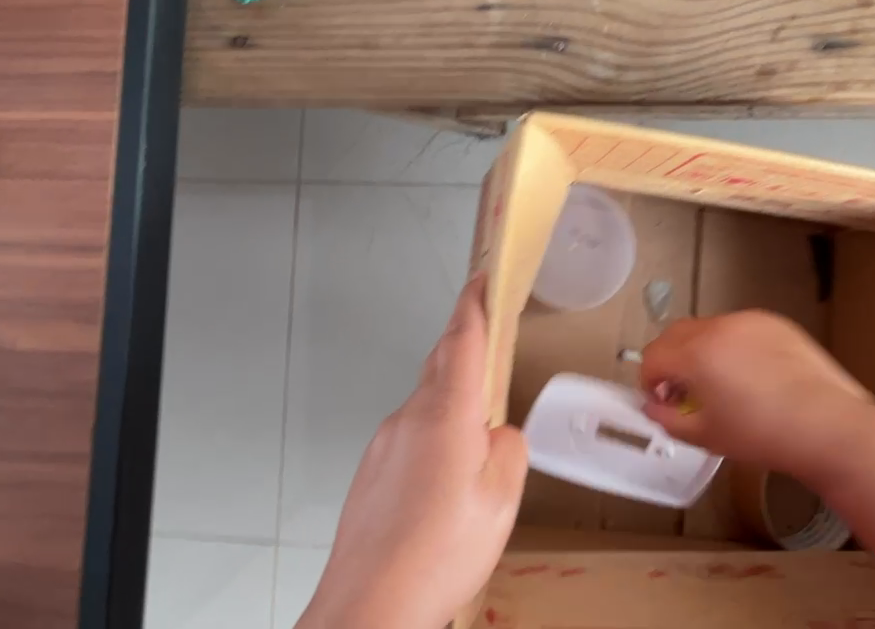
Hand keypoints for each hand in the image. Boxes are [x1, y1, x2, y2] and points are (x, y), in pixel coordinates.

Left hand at [298, 276, 527, 628]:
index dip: (474, 302)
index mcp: (445, 413)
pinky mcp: (372, 470)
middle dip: (467, 351)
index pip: (462, 337)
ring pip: (426, 404)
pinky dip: (433, 441)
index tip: (482, 278)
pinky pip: (410, 437)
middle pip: (441, 365)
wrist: (367, 608)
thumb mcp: (500, 500)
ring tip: (476, 454)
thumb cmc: (436, 554)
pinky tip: (443, 488)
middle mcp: (409, 417)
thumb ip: (508, 450)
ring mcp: (384, 443)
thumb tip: (497, 433)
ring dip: (452, 407)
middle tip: (492, 354)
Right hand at [639, 311, 874, 480]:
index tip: (660, 402)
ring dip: (701, 351)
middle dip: (671, 360)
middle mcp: (718, 326)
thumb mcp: (707, 437)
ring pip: (709, 329)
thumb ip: (669, 420)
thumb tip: (653, 408)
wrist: (829, 426)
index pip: (653, 356)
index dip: (648, 380)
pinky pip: (741, 329)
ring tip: (720, 384)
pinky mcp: (776, 323)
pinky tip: (752, 376)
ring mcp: (749, 320)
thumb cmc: (762, 435)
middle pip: (677, 334)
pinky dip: (733, 346)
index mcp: (696, 352)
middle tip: (682, 392)